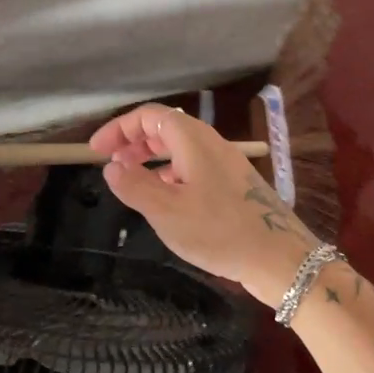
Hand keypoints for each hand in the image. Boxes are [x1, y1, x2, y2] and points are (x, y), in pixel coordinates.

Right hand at [89, 103, 316, 306]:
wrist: (277, 256)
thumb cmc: (218, 230)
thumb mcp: (166, 211)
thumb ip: (134, 186)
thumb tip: (111, 167)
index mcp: (193, 139)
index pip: (150, 116)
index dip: (119, 128)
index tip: (96, 151)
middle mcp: (211, 143)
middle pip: (166, 128)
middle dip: (134, 142)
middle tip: (110, 166)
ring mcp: (226, 163)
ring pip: (181, 149)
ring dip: (152, 159)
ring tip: (132, 182)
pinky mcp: (234, 184)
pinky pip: (194, 167)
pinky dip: (171, 174)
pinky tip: (165, 199)